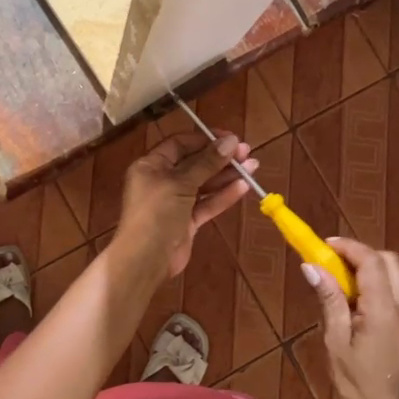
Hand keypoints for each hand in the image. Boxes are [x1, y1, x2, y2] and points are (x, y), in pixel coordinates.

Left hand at [115, 132, 256, 279]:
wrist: (145, 259)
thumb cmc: (156, 213)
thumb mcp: (180, 183)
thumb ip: (206, 163)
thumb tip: (230, 141)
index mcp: (151, 165)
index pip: (180, 144)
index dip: (205, 139)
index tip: (231, 138)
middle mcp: (162, 181)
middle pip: (194, 164)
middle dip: (220, 158)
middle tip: (247, 152)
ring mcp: (175, 202)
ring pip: (204, 184)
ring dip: (226, 176)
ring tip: (253, 167)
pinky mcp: (186, 221)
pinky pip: (207, 204)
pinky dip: (223, 196)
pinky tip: (243, 187)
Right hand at [305, 237, 398, 398]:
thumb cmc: (359, 387)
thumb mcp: (336, 344)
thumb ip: (330, 301)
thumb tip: (312, 267)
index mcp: (385, 311)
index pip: (371, 262)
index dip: (348, 247)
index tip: (322, 244)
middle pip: (388, 261)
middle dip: (359, 254)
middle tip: (330, 262)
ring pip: (393, 275)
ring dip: (367, 269)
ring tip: (337, 283)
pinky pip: (394, 292)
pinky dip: (374, 286)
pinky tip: (353, 304)